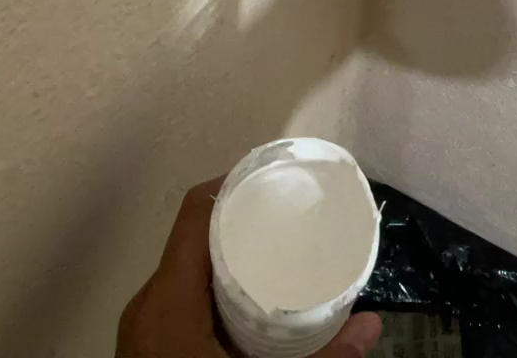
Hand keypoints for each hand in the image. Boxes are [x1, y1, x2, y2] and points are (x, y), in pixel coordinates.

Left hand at [116, 178, 383, 357]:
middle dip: (242, 222)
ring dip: (226, 255)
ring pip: (186, 269)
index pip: (196, 211)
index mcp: (167, 298)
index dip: (234, 182)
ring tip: (272, 251)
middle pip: (194, 237)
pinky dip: (212, 285)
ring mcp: (142, 327)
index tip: (276, 178)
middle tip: (289, 216)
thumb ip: (320, 357)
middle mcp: (148, 302)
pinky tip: (243, 298)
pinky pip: (179, 296)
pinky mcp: (147, 346)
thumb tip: (373, 325)